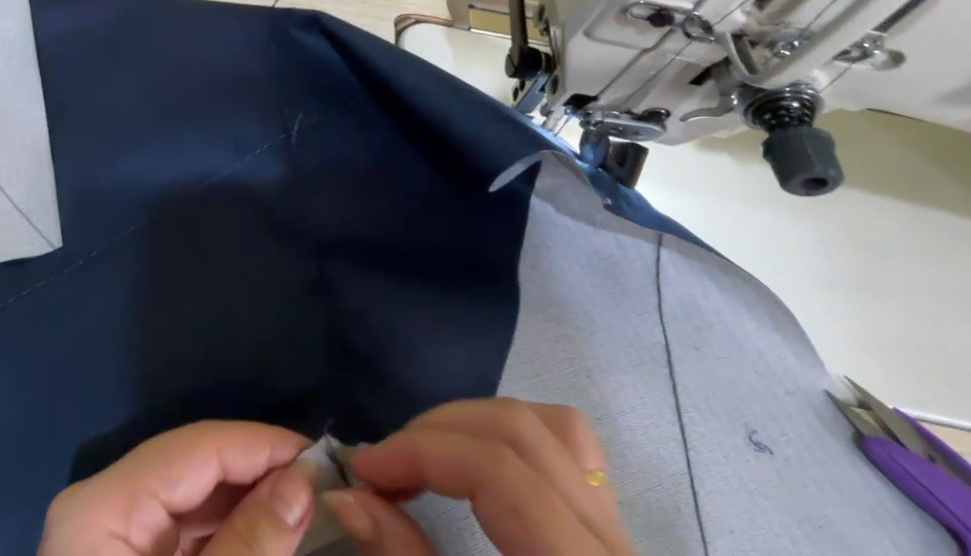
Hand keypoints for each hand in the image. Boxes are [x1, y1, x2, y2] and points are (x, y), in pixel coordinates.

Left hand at [39, 421, 316, 555]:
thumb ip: (246, 544)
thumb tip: (303, 484)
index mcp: (101, 504)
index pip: (196, 446)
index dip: (264, 445)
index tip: (326, 459)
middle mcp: (101, 503)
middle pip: (195, 466)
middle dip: (262, 471)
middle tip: (328, 484)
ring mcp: (110, 533)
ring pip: (193, 497)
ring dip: (251, 500)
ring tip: (310, 505)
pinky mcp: (123, 555)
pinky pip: (184, 527)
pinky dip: (230, 528)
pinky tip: (270, 531)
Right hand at [319, 399, 634, 555]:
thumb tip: (347, 495)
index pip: (498, 471)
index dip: (421, 453)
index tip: (363, 467)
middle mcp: (612, 547)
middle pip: (521, 432)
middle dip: (437, 432)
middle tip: (384, 466)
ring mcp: (623, 540)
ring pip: (555, 429)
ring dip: (474, 427)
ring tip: (423, 457)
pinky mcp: (614, 543)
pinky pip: (575, 456)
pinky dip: (517, 441)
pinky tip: (478, 465)